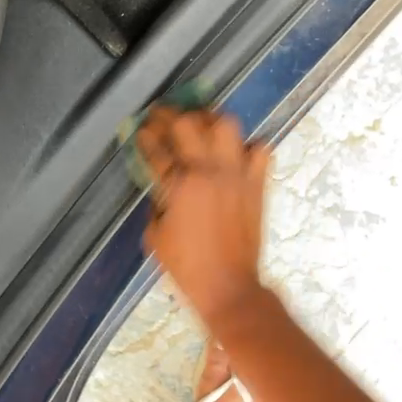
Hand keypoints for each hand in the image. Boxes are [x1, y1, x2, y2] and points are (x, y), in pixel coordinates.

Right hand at [136, 107, 272, 325]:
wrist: (229, 285)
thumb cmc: (186, 265)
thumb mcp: (155, 234)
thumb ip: (157, 202)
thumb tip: (162, 185)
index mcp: (178, 185)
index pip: (156, 147)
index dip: (145, 135)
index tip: (141, 130)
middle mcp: (208, 171)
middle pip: (188, 123)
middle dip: (170, 116)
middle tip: (164, 119)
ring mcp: (236, 174)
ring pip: (226, 124)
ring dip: (209, 121)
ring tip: (201, 128)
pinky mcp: (257, 183)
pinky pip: (259, 149)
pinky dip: (247, 147)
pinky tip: (235, 155)